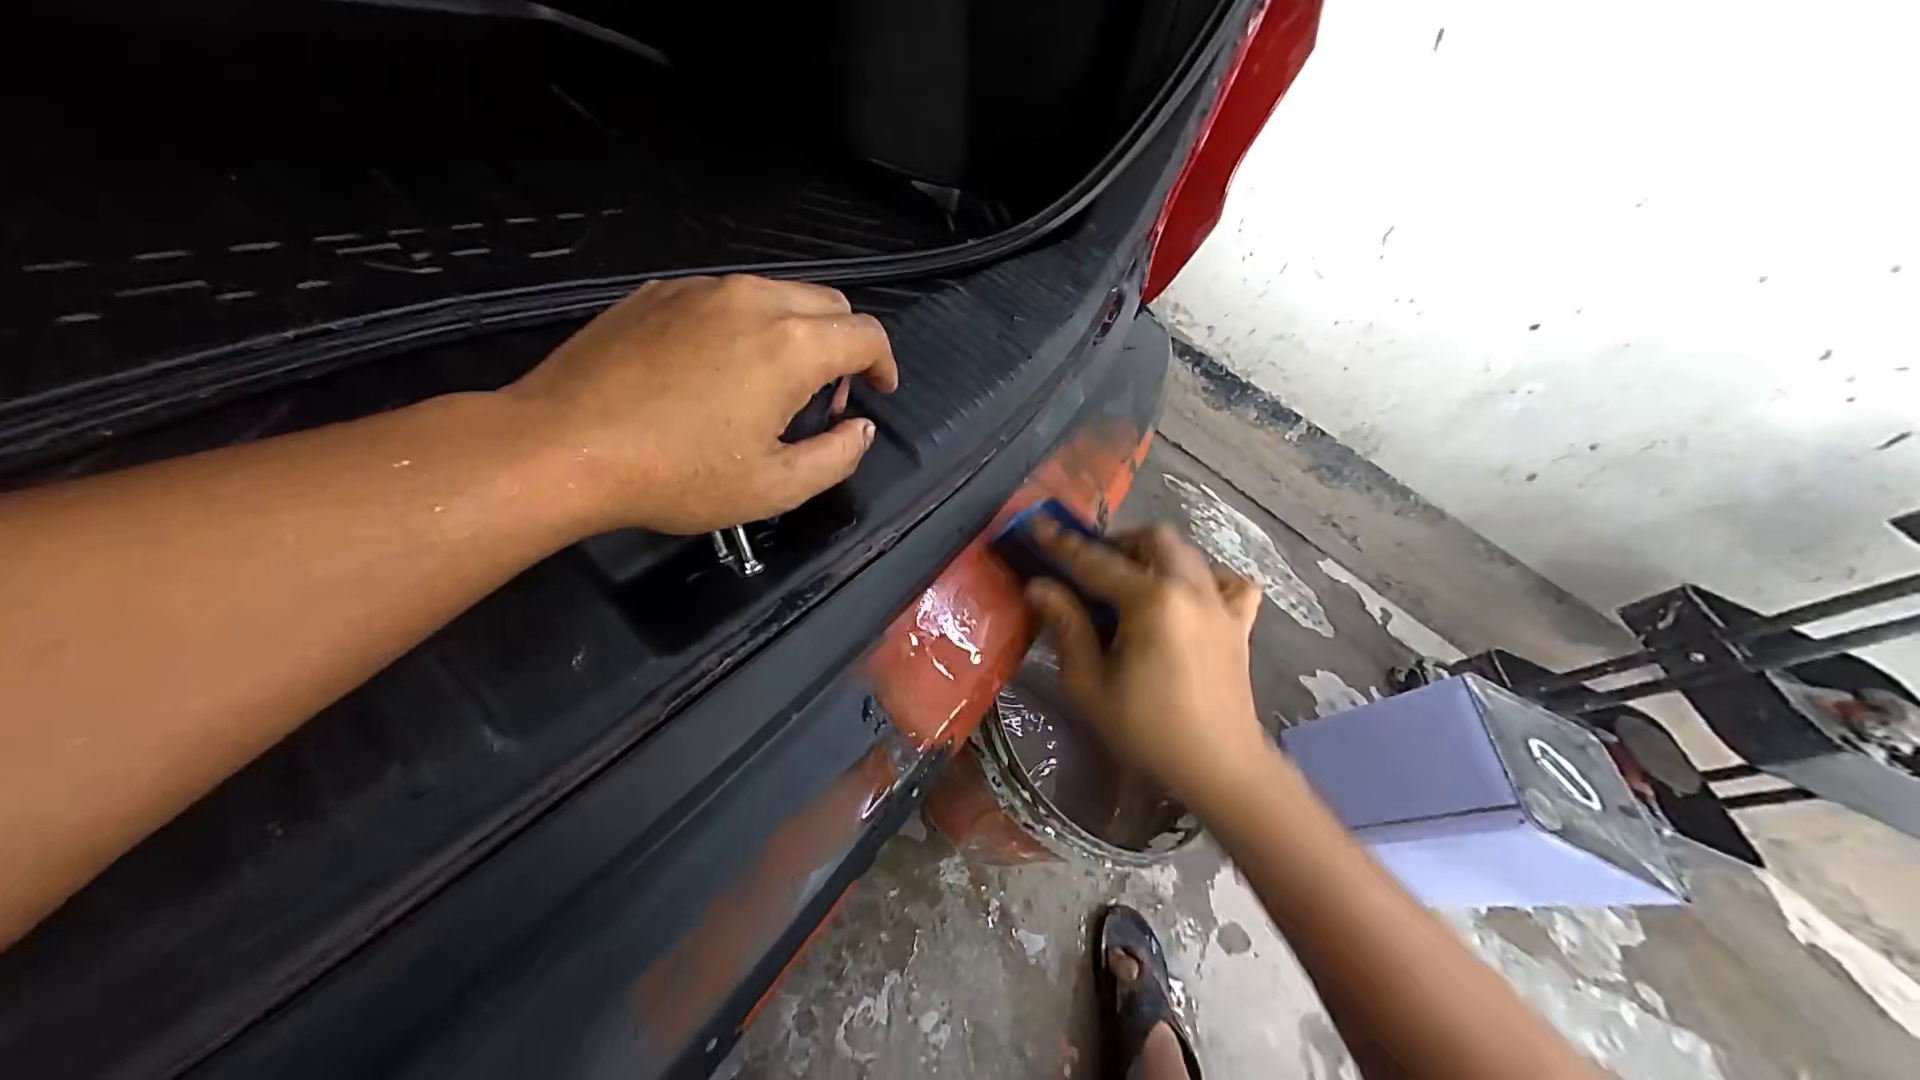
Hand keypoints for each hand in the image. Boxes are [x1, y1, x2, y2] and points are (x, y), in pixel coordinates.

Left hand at [502, 274, 897, 533]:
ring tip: (773, 385)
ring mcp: (701, 289)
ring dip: (797, 332)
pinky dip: (748, 326)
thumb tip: (859, 429)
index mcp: (792, 345)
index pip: (867, 334)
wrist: (561, 446)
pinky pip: (726, 298)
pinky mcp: (658, 292)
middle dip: (845, 345)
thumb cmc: (677, 475)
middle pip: (829, 303)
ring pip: (778, 295)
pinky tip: (719, 370)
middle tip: (827, 395)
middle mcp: (753, 300)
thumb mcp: (774, 487)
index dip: (884, 363)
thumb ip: (837, 456)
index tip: (878, 391)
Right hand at [1026, 522, 1272, 810]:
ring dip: (1154, 556)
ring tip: (1131, 583)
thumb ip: (1067, 627)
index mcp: (1151, 600)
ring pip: (1187, 553)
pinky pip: (1228, 582)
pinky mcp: (1239, 623)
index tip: (1037, 524)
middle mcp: (1191, 588)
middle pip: (1152, 538)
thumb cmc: (1146, 730)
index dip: (1061, 543)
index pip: (1096, 561)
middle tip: (1090, 568)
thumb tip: (1040, 587)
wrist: (1218, 767)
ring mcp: (1221, 603)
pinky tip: (1187, 599)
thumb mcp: (1089, 684)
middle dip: (1117, 543)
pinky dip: (1204, 579)